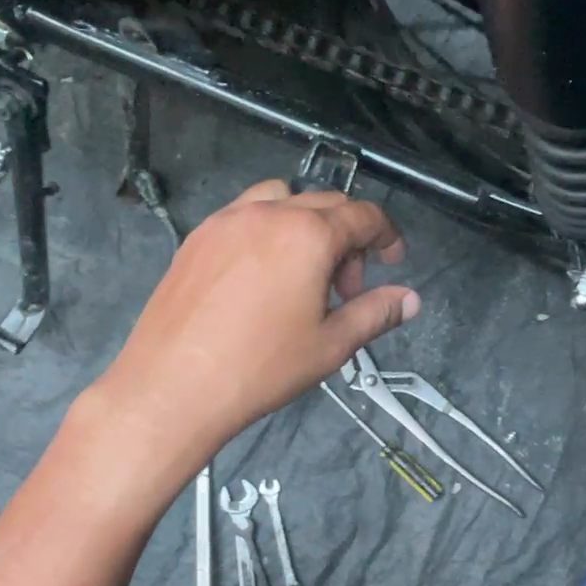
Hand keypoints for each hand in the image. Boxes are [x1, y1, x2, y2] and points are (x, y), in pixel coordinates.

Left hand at [91, 180, 418, 449]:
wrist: (174, 385)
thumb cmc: (262, 368)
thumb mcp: (331, 345)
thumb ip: (376, 313)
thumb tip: (411, 299)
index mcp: (309, 235)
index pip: (363, 215)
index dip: (387, 236)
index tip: (394, 260)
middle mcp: (269, 214)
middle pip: (326, 204)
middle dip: (349, 238)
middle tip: (346, 289)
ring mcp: (227, 220)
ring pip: (282, 200)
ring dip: (306, 225)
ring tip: (303, 274)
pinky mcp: (198, 236)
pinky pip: (245, 214)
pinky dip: (269, 229)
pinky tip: (263, 276)